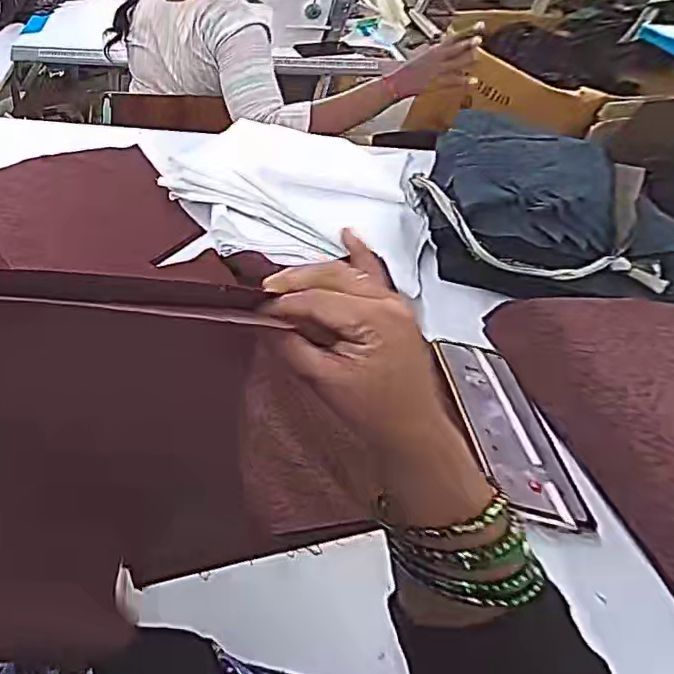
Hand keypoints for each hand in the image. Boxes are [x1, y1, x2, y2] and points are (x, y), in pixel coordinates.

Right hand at [262, 233, 495, 523]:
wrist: (413, 435)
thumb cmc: (380, 415)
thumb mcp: (323, 380)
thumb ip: (290, 345)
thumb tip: (267, 322)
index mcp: (374, 318)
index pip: (315, 299)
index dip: (281, 303)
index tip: (260, 310)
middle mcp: (389, 304)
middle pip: (330, 276)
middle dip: (293, 282)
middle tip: (266, 295)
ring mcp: (395, 305)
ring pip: (347, 271)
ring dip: (314, 273)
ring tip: (286, 279)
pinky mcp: (395, 311)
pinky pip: (373, 274)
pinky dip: (358, 255)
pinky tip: (349, 238)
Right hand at [386, 22, 482, 99]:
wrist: (398, 83)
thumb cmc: (405, 70)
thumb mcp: (417, 55)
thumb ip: (429, 49)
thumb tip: (435, 44)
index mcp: (433, 51)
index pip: (453, 37)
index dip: (468, 31)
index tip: (479, 26)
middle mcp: (437, 59)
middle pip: (457, 49)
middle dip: (469, 44)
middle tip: (479, 40)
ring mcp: (438, 71)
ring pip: (458, 64)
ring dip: (469, 60)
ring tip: (478, 58)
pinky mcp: (438, 83)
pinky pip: (454, 81)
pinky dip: (464, 81)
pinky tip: (474, 80)